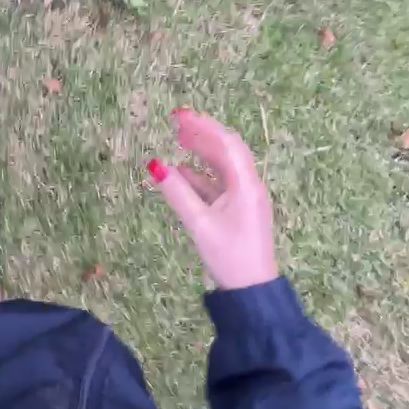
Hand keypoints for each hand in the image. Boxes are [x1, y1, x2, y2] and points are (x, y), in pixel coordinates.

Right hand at [149, 108, 278, 289]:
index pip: (226, 144)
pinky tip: (182, 172)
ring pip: (223, 166)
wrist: (253, 292)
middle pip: (227, 151)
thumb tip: (155, 165)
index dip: (204, 126)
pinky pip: (219, 184)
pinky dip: (201, 174)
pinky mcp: (239, 211)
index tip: (179, 115)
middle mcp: (248, 186)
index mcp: (245, 185)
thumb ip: (177, 193)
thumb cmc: (229, 256)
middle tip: (176, 122)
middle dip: (203, 134)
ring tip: (178, 140)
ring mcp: (245, 199)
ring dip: (202, 152)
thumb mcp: (199, 224)